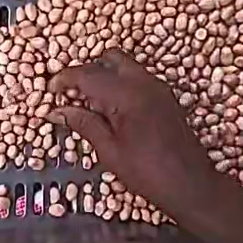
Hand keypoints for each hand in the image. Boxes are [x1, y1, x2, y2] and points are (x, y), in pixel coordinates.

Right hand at [49, 50, 227, 218]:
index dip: (65, 79)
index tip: (51, 90)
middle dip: (86, 71)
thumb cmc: (148, 173)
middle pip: (108, 58)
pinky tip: (111, 110)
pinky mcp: (165, 96)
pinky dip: (119, 84)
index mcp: (127, 95)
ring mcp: (158, 87)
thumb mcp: (109, 151)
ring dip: (104, 76)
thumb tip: (58, 111)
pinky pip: (137, 77)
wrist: (191, 184)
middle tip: (71, 95)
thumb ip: (84, 124)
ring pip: (124, 65)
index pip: (88, 74)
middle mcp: (144, 82)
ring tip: (90, 104)